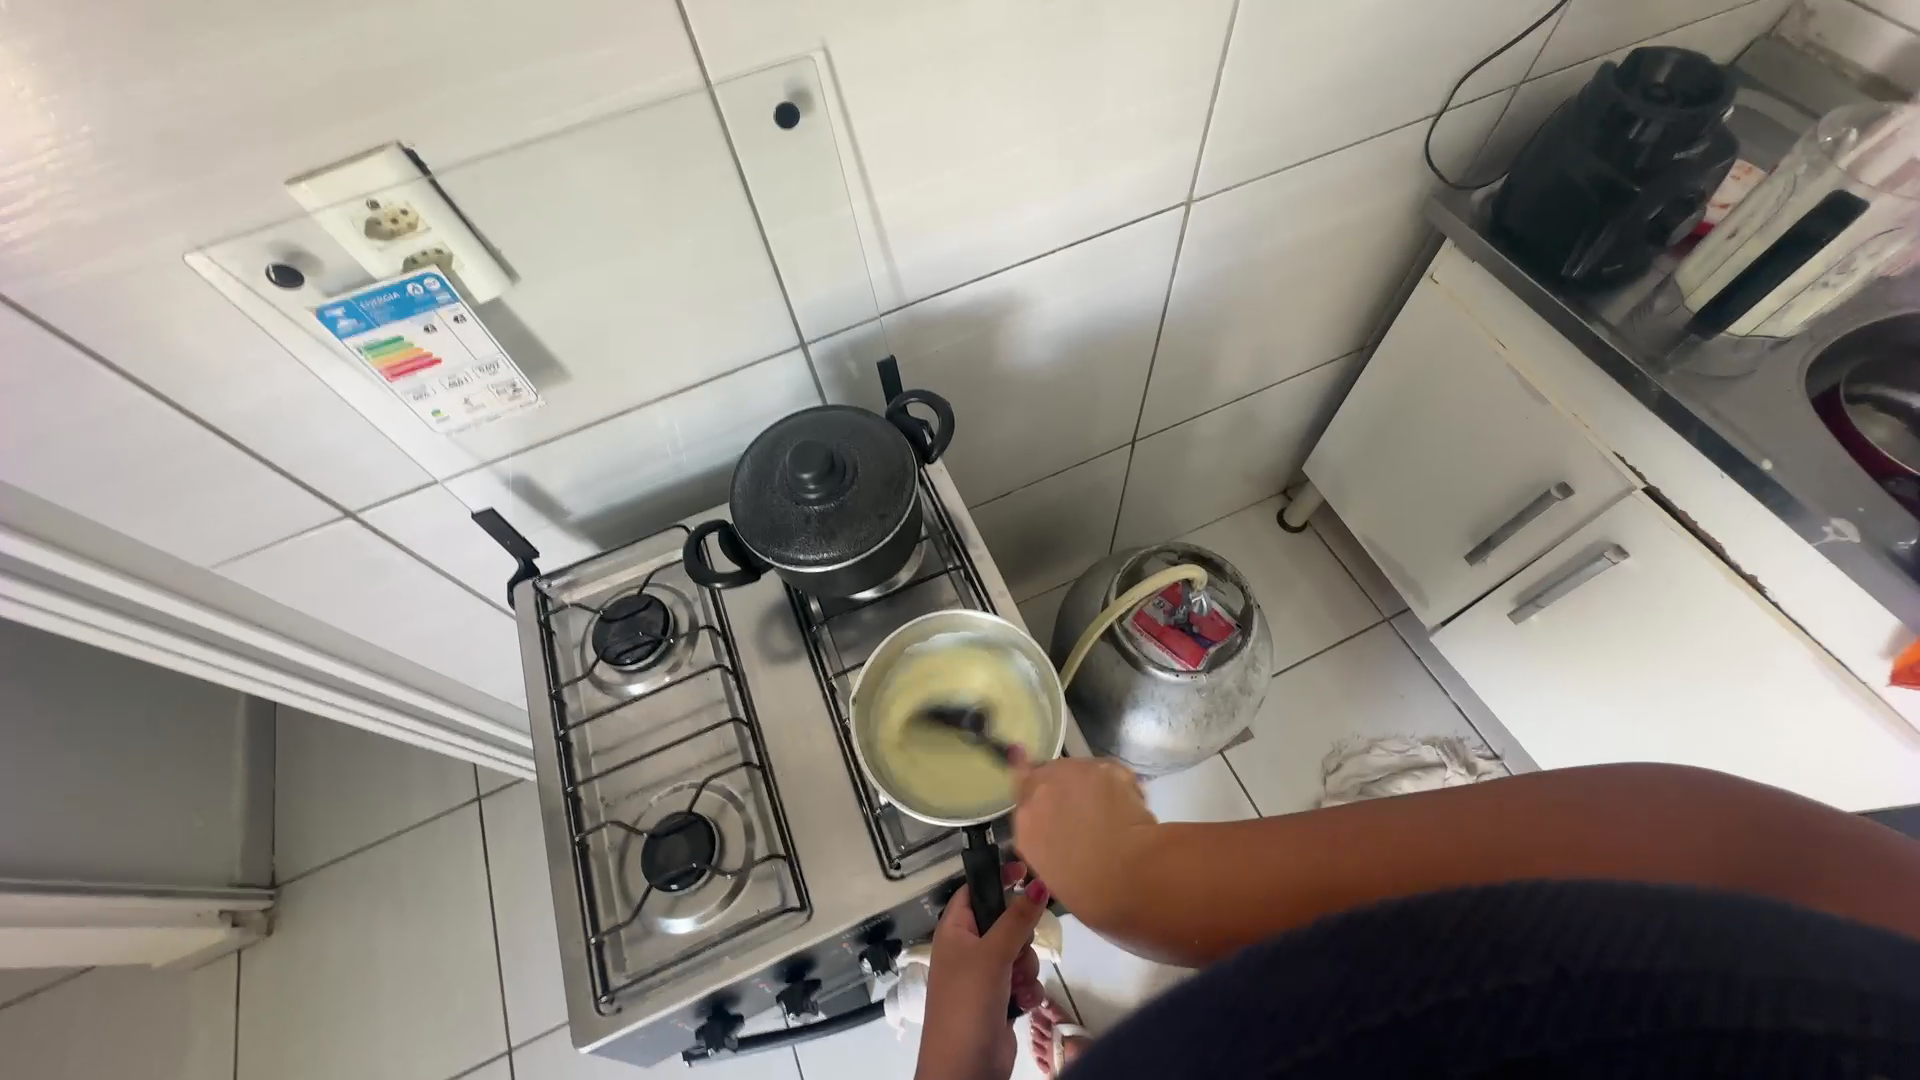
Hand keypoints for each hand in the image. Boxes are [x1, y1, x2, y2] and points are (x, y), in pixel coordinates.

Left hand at [915, 862, 1048, 1079]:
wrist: (965, 1070)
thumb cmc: (968, 1001)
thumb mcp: (993, 954)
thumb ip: (1018, 918)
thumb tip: (1038, 883)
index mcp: (954, 929)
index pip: (976, 890)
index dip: (998, 878)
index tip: (1024, 870)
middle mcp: (968, 948)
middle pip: (1005, 922)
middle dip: (1020, 937)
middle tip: (1017, 949)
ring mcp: (984, 975)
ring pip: (1019, 952)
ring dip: (1026, 967)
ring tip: (1017, 984)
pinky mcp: (1000, 999)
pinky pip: (1023, 980)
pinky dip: (1027, 989)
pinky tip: (1022, 1005)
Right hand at [1010, 751, 1160, 929]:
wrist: (1130, 874)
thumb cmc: (1094, 894)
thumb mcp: (1056, 877)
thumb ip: (1051, 849)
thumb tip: (1063, 842)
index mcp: (1025, 826)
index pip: (1022, 796)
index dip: (1035, 792)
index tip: (1045, 795)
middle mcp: (1040, 792)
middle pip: (1048, 777)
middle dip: (1065, 789)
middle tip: (1089, 812)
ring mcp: (1070, 773)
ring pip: (1078, 771)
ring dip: (1091, 786)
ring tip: (1114, 812)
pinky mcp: (1102, 765)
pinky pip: (1108, 772)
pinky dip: (1120, 786)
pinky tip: (1133, 809)